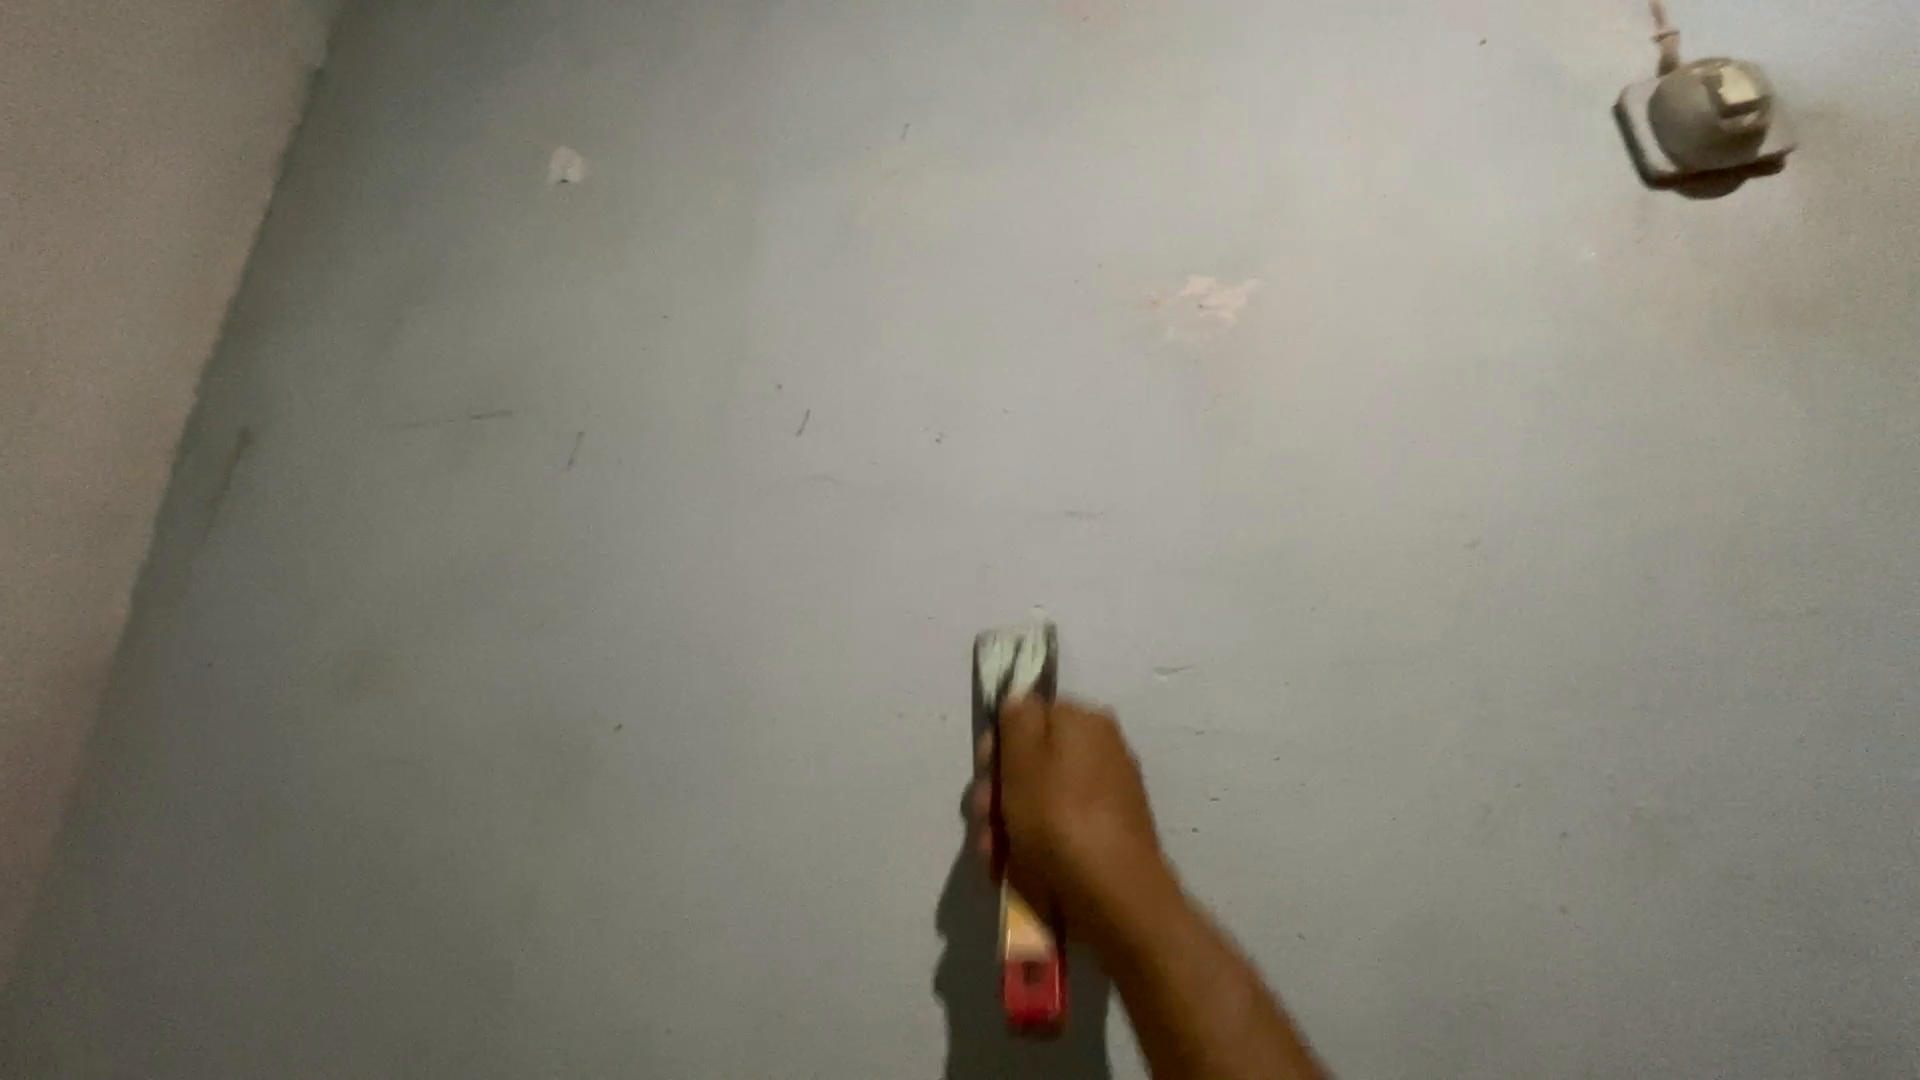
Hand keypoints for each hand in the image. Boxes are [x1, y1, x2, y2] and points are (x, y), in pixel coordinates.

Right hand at [969, 698, 1169, 931]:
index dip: (999, 745)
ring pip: (1039, 801)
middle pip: (1032, 762)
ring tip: (996, 857)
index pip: (1030, 716)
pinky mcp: (1107, 836)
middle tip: (984, 820)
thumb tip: (1019, 702)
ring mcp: (1107, 795)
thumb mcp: (1023, 757)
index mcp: (1085, 722)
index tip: (985, 775)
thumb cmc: (1059, 818)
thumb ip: (1016, 719)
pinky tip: (1014, 872)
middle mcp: (1101, 750)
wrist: (1116, 897)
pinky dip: (1034, 847)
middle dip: (998, 793)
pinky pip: (1059, 831)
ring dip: (1008, 826)